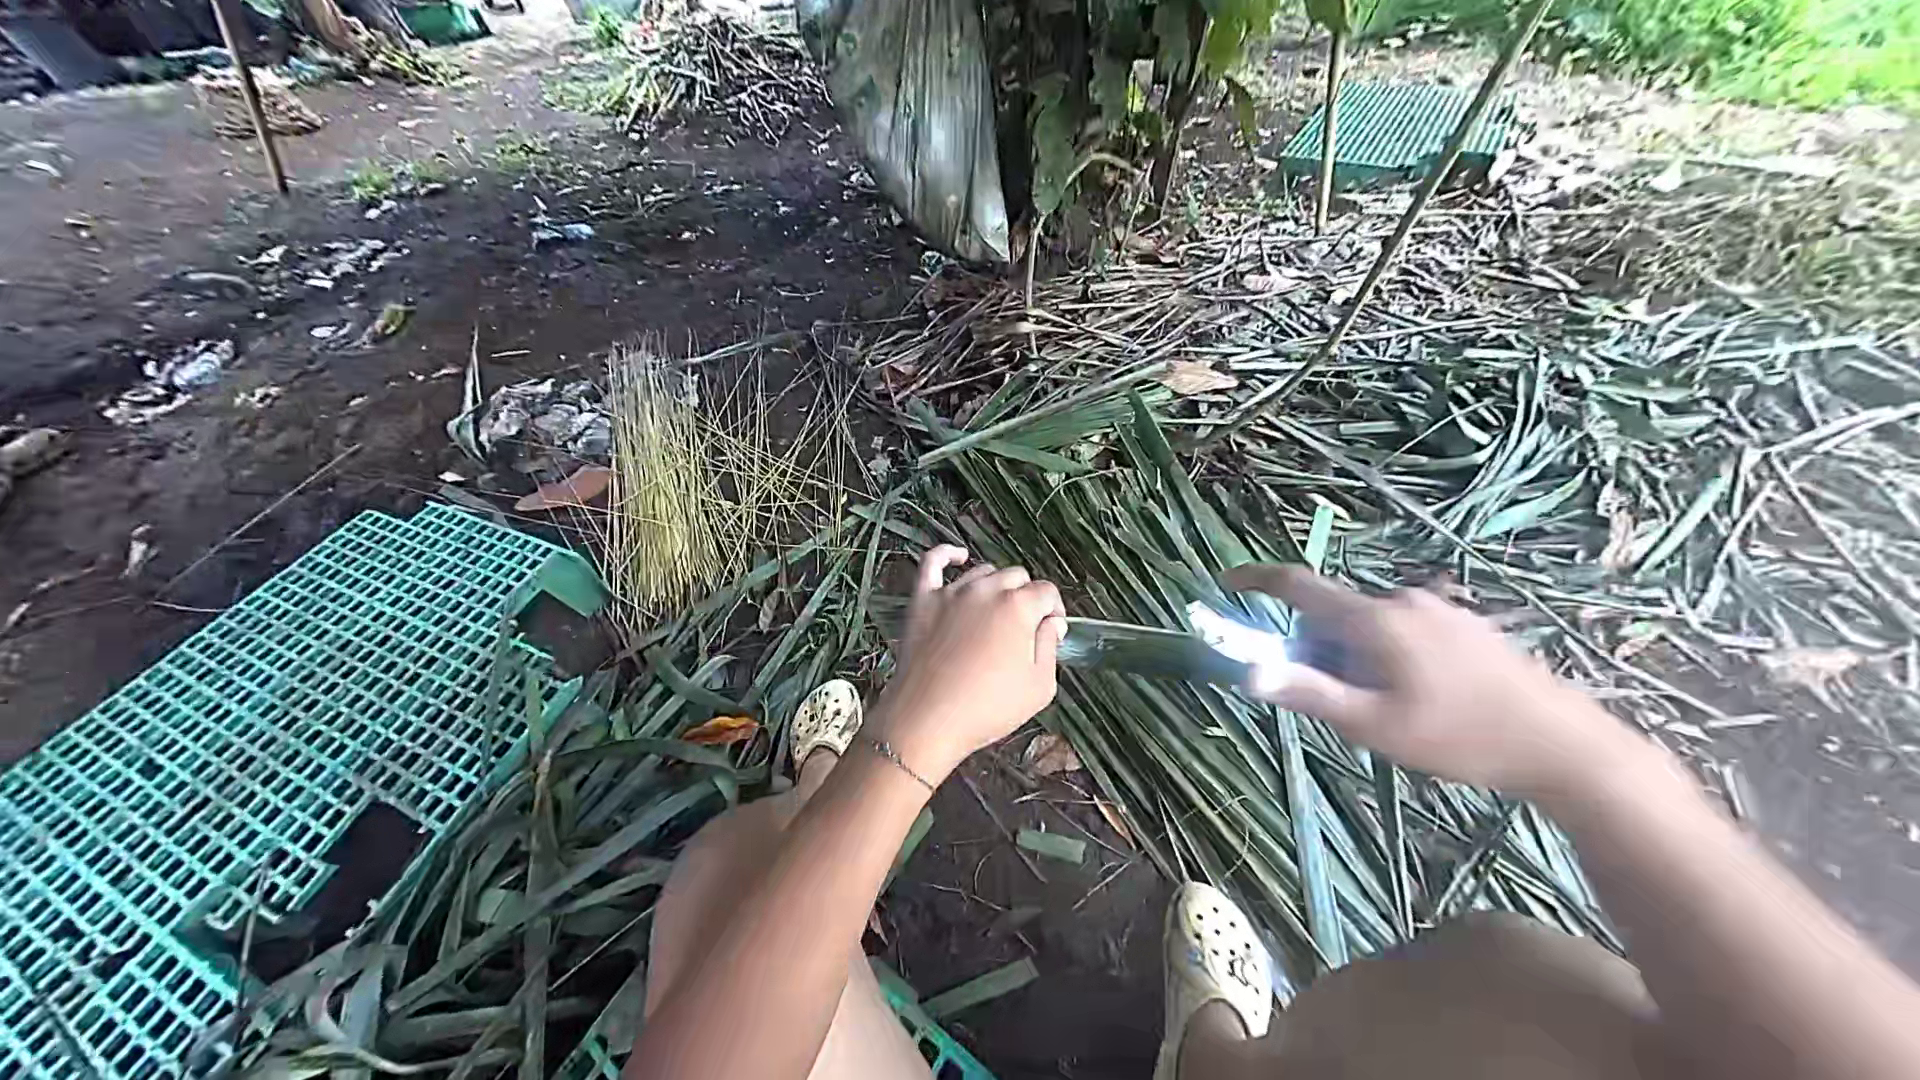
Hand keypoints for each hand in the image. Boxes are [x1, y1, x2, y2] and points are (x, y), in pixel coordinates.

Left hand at [875, 546, 1065, 781]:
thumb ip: (1050, 647)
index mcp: (1018, 607)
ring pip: (982, 573)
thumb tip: (1052, 623)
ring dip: (995, 587)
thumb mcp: (1038, 687)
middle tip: (1022, 629)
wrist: (926, 720)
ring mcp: (951, 592)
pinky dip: (946, 554)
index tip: (1051, 631)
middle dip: (1026, 598)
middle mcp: (986, 590)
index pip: (1046, 592)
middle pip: (1016, 577)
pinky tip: (958, 556)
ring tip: (994, 614)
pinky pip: (932, 563)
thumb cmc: (986, 708)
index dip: (1053, 611)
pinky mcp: (922, 600)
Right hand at [1222, 565, 1644, 797]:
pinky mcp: (1463, 623)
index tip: (1226, 583)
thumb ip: (1308, 692)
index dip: (1256, 580)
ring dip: (1353, 656)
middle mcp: (1402, 601)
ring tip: (1387, 707)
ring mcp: (1438, 609)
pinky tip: (1420, 696)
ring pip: (1367, 625)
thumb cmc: (1460, 737)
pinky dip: (1384, 653)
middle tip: (1335, 699)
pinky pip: (1400, 629)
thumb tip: (1248, 674)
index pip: (1298, 585)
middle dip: (1316, 649)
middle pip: (1333, 615)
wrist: (1568, 747)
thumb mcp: (1373, 723)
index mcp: (1374, 619)